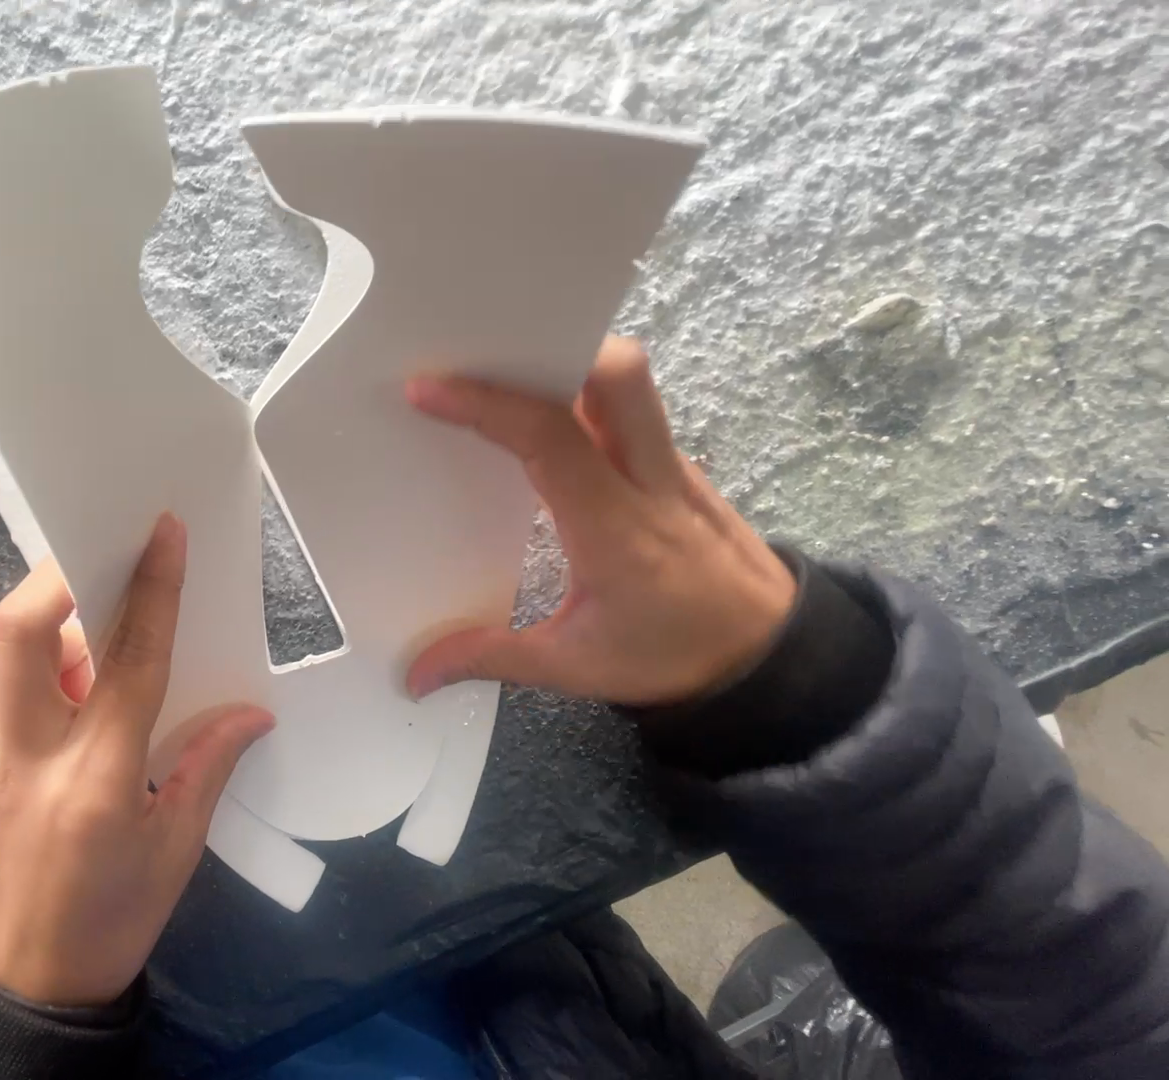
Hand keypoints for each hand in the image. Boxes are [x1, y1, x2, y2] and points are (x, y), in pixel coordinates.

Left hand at [0, 514, 274, 1006]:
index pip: (128, 662)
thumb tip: (253, 711)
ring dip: (52, 621)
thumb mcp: (177, 851)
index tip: (162, 532)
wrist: (22, 990)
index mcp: (95, 783)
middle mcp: (25, 757)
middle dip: (58, 574)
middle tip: (102, 551)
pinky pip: (2, 690)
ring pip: (4, 654)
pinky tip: (74, 688)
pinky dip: (41, 667)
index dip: (152, 590)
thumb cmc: (113, 920)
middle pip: (19, 632)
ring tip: (97, 625)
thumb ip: (208, 766)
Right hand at [405, 337, 795, 706]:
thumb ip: (489, 658)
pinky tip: (546, 421)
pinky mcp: (678, 469)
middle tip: (483, 362)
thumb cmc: (670, 658)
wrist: (774, 663)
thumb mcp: (572, 668)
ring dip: (568, 365)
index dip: (486, 403)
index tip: (428, 388)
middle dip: (547, 351)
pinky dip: (585, 395)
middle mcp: (650, 479)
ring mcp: (672, 467)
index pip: (549, 437)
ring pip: (630, 383)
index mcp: (614, 527)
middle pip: (615, 375)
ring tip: (505, 379)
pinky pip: (632, 410)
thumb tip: (415, 675)